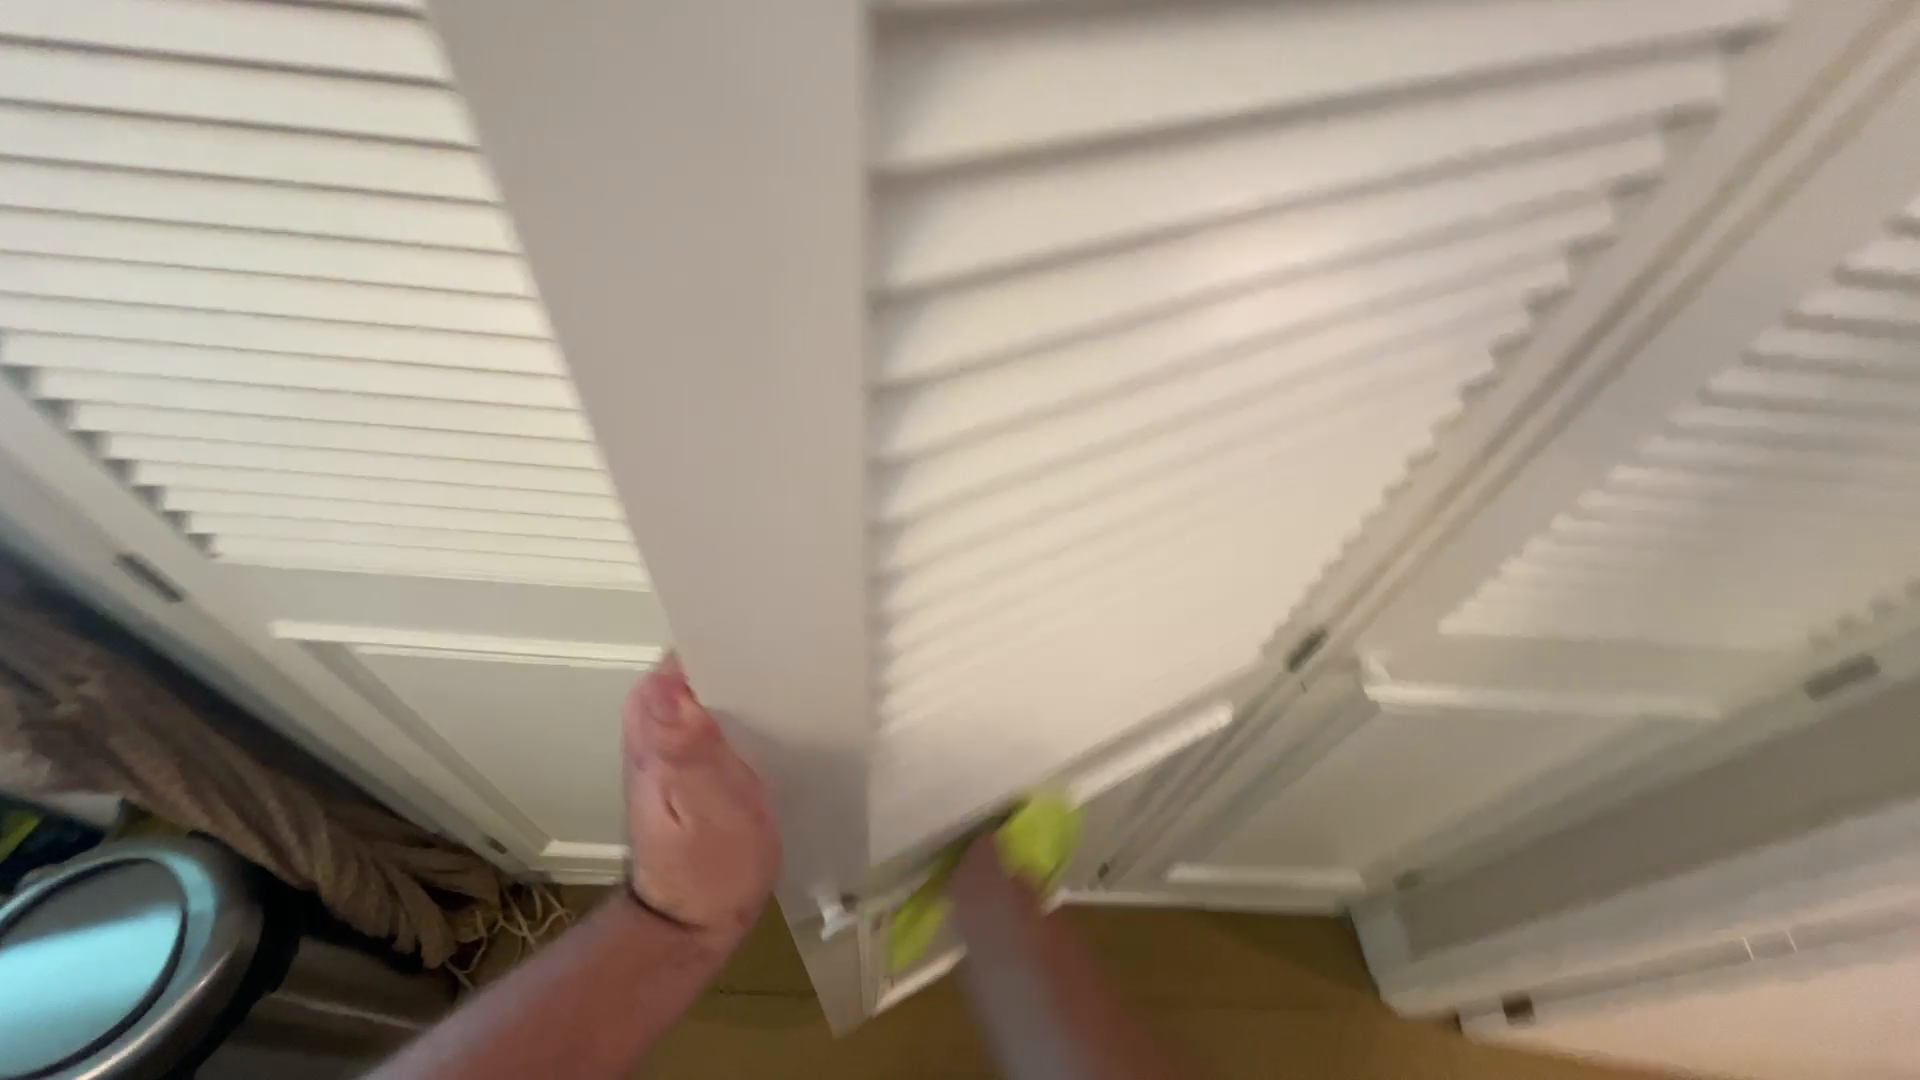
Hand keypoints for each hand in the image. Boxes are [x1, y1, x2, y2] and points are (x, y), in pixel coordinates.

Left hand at [623, 655, 780, 942]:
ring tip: (807, 670)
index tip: (780, 632)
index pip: (689, 652)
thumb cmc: (706, 869)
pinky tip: (792, 705)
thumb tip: (668, 688)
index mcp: (652, 721)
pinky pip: (731, 703)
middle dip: (751, 649)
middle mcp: (659, 715)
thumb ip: (685, 752)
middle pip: (706, 657)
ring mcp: (680, 730)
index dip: (731, 638)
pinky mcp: (704, 746)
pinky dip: (759, 700)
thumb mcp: (702, 813)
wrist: (699, 917)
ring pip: (720, 678)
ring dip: (758, 673)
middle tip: (806, 651)